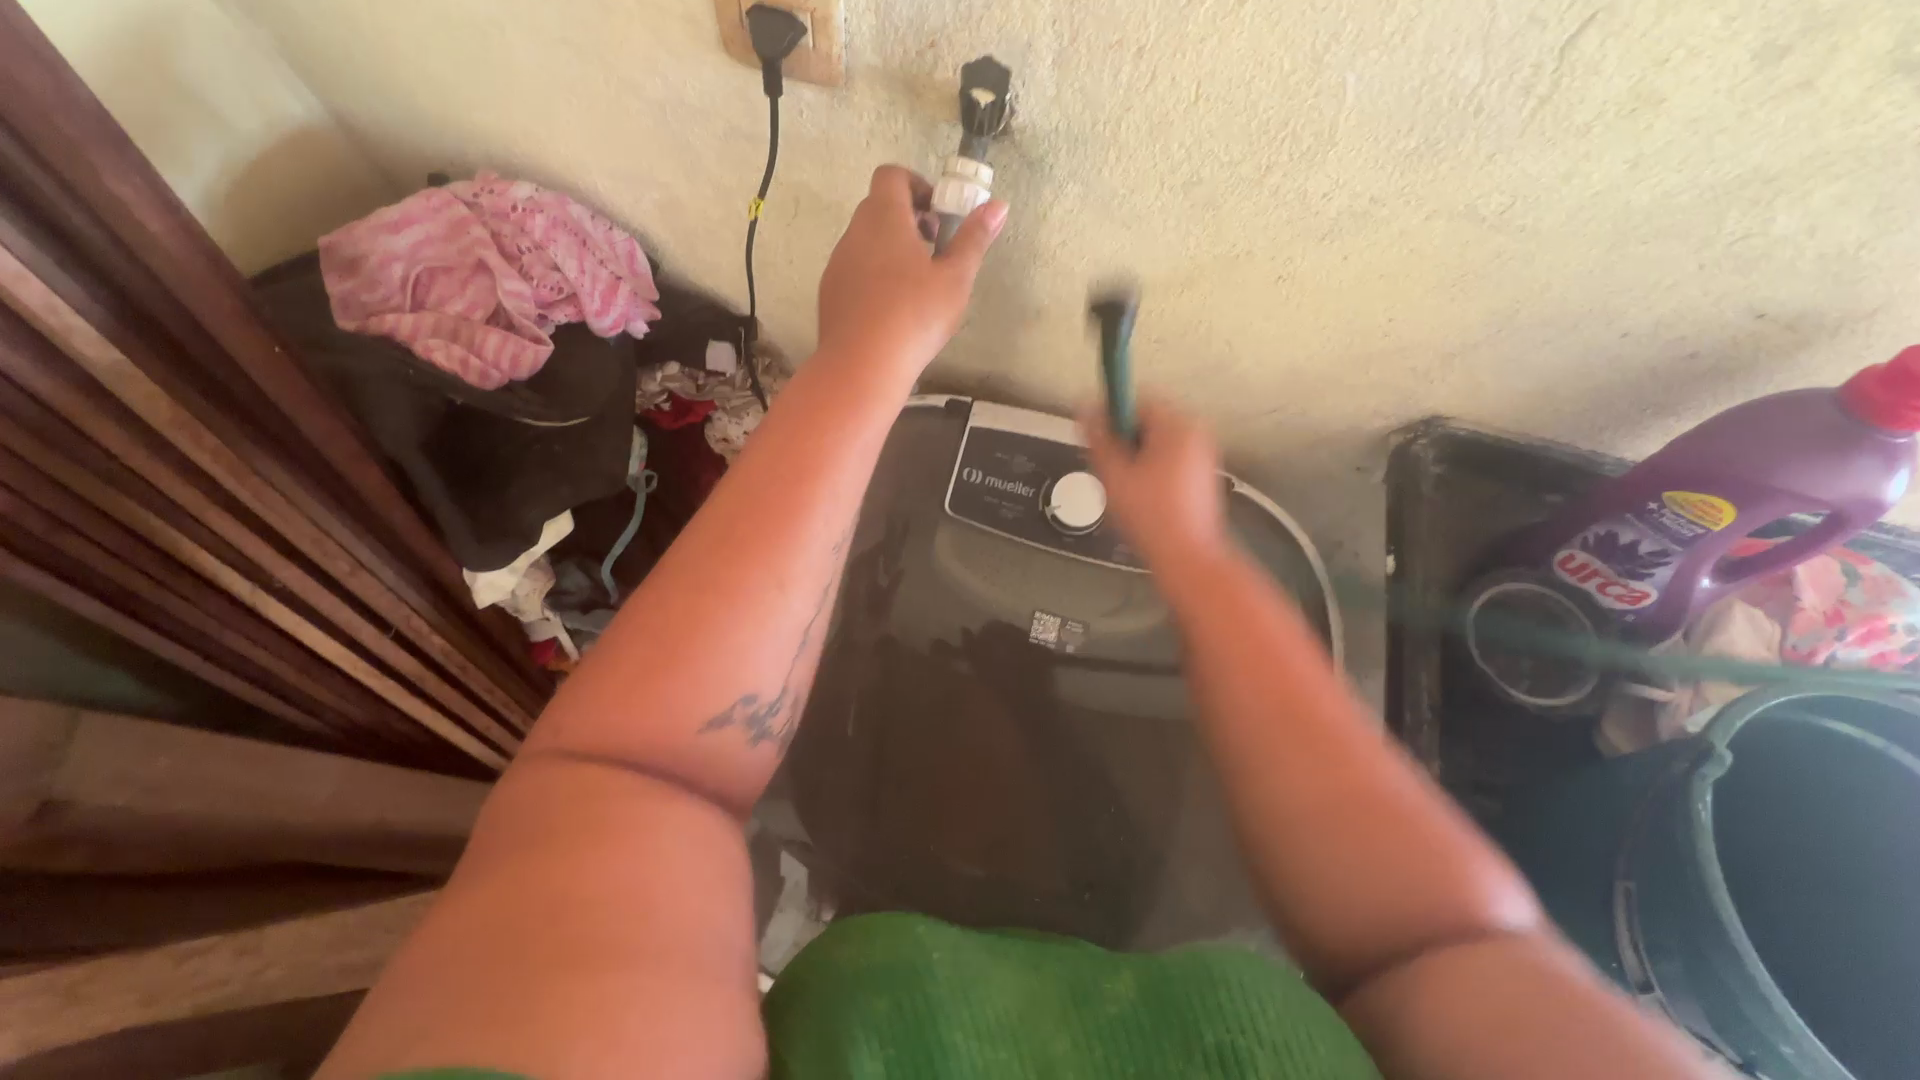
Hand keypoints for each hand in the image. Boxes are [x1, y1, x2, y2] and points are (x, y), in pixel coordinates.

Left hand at [817, 165, 1007, 374]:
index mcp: (884, 219)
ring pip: (865, 240)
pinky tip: (892, 309)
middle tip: (934, 249)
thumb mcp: (955, 279)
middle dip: (908, 218)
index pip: (892, 176)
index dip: (917, 185)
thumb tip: (998, 206)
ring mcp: (837, 264)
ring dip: (891, 248)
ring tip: (916, 284)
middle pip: (878, 207)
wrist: (862, 366)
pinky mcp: (830, 293)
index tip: (939, 214)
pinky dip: (874, 275)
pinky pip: (854, 270)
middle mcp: (854, 234)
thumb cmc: (915, 317)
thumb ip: (974, 239)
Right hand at [1082, 398, 1229, 564]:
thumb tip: (1084, 408)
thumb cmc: (1149, 515)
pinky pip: (1168, 458)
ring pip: (1155, 442)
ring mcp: (1202, 454)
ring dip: (1135, 457)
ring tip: (1125, 488)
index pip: (1136, 401)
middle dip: (1123, 441)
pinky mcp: (1201, 474)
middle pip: (1147, 421)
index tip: (1097, 442)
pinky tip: (1142, 497)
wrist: (1186, 556)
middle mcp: (1195, 432)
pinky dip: (1151, 469)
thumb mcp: (1113, 475)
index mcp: (1178, 425)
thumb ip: (1097, 437)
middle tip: (1110, 472)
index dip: (1111, 416)